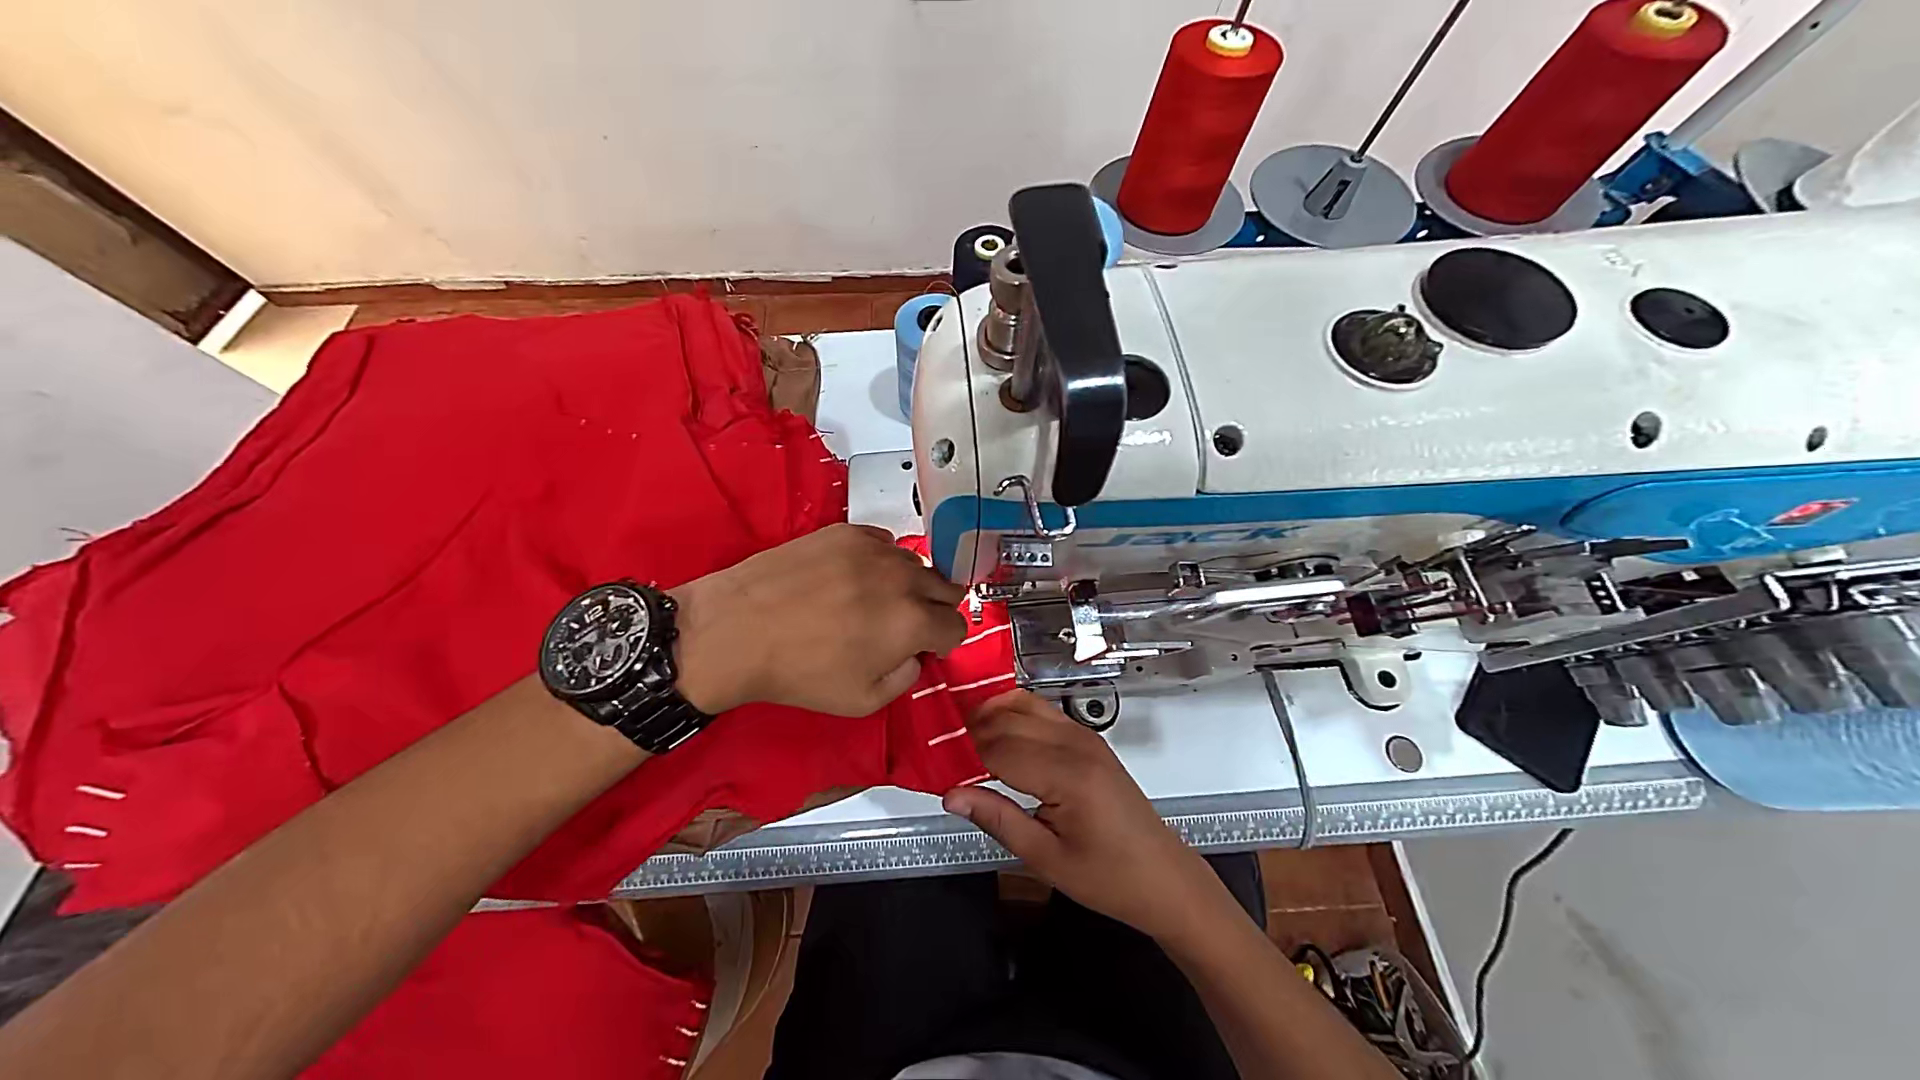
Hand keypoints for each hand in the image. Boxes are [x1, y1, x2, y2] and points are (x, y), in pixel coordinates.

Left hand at [668, 524, 967, 715]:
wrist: (737, 630)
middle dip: (934, 607)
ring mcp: (875, 549)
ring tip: (872, 599)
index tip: (926, 646)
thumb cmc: (799, 672)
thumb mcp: (863, 700)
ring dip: (907, 582)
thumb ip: (906, 677)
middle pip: (946, 587)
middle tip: (904, 623)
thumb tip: (913, 654)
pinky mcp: (846, 531)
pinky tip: (853, 577)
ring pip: (914, 563)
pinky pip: (883, 542)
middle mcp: (903, 578)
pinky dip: (880, 559)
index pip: (957, 625)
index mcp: (914, 622)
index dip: (944, 641)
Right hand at [942, 691, 1233, 943]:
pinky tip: (997, 738)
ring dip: (991, 717)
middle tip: (942, 753)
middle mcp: (1077, 744)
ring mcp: (1085, 737)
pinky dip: (1013, 717)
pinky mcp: (1089, 740)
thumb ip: (996, 819)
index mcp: (1067, 774)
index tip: (936, 765)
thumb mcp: (1045, 859)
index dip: (963, 754)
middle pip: (1007, 718)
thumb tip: (951, 795)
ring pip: (1024, 704)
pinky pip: (1042, 712)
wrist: (1164, 878)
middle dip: (971, 731)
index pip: (998, 748)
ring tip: (964, 742)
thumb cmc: (1110, 878)